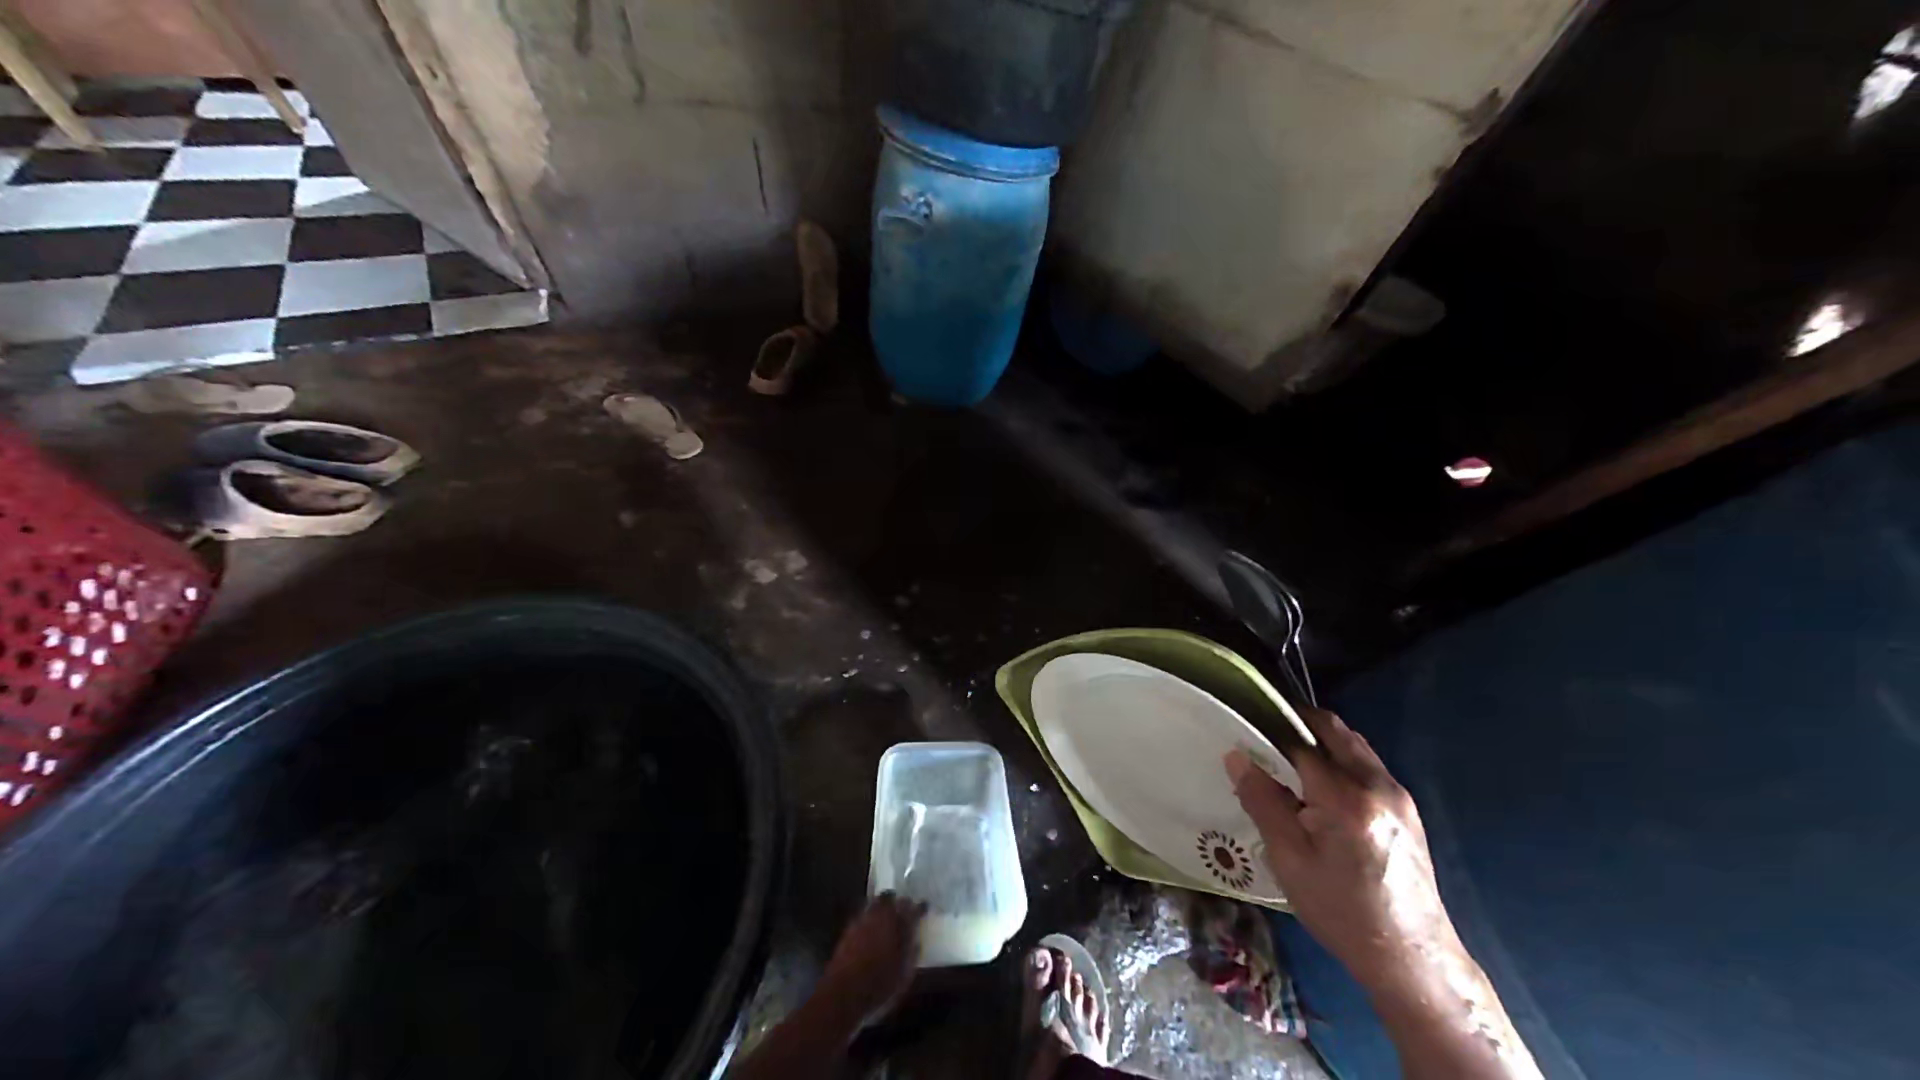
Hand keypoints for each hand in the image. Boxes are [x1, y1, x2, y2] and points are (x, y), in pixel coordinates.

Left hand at [820, 893, 927, 1025]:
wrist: (844, 994)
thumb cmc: (880, 988)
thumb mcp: (904, 976)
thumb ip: (912, 954)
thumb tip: (916, 940)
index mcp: (899, 927)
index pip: (913, 909)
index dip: (920, 907)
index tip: (924, 906)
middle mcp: (881, 918)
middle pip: (891, 899)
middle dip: (899, 901)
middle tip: (904, 907)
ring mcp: (863, 920)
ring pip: (876, 902)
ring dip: (884, 905)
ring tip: (888, 913)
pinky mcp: (849, 928)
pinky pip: (864, 913)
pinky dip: (871, 915)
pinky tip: (872, 925)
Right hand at [1228, 709, 1540, 1078]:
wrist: (1410, 959)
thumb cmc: (1340, 910)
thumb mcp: (1289, 859)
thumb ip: (1263, 801)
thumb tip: (1236, 756)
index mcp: (1346, 797)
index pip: (1300, 743)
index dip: (1269, 732)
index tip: (1244, 730)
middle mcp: (1378, 786)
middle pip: (1335, 731)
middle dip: (1299, 724)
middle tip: (1265, 735)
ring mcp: (1399, 798)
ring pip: (1355, 747)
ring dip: (1322, 742)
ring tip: (1289, 763)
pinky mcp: (1408, 812)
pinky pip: (1368, 768)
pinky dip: (1341, 762)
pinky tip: (1322, 790)